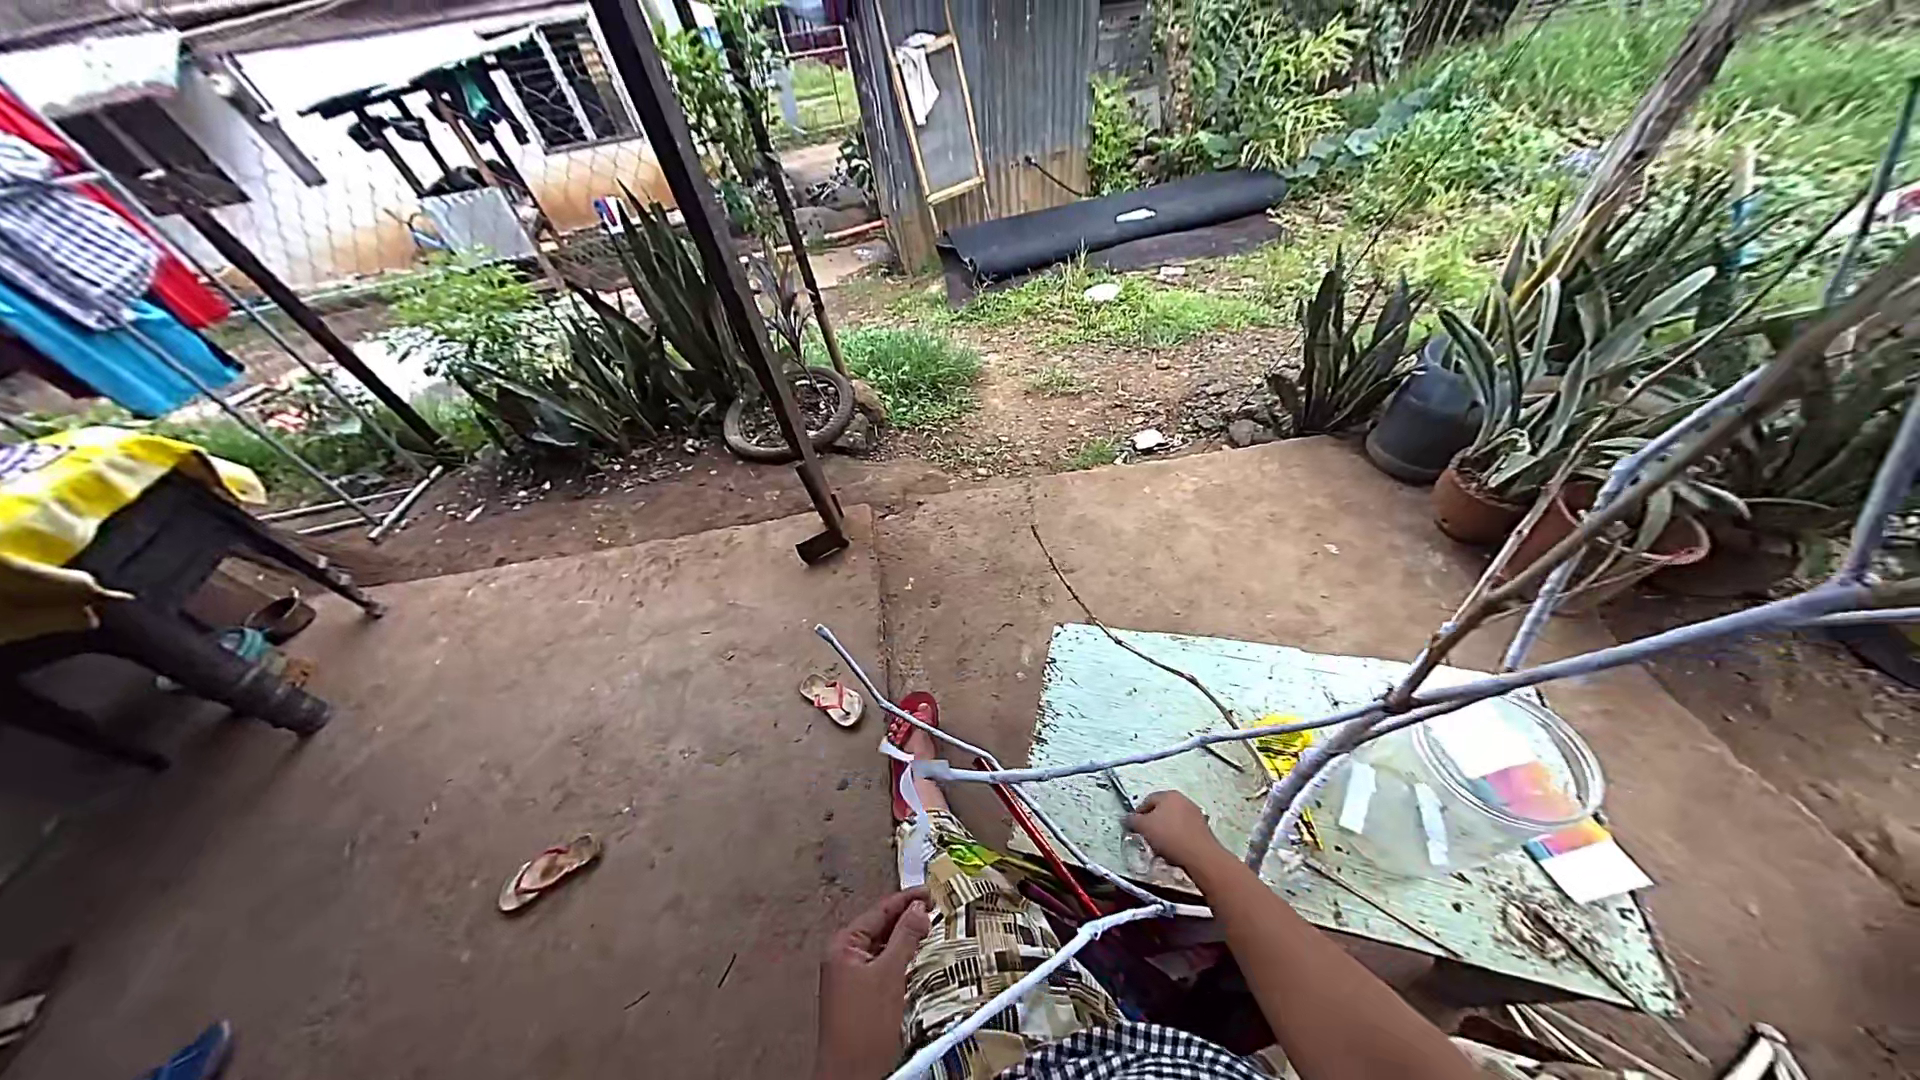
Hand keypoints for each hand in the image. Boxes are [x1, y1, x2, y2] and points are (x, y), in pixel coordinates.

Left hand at [814, 887, 931, 1079]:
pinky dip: (900, 957)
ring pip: (883, 945)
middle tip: (934, 907)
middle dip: (907, 916)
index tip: (929, 892)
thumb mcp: (889, 974)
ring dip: (905, 937)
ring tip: (929, 927)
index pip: (879, 910)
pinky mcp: (860, 993)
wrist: (850, 1078)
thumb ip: (905, 937)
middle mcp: (843, 955)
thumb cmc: (864, 1027)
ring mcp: (850, 975)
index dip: (906, 899)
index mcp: (844, 944)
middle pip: (880, 926)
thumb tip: (918, 907)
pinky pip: (883, 964)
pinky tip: (916, 956)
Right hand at [1127, 791, 1229, 871]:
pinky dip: (1177, 840)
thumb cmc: (1169, 836)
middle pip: (1161, 811)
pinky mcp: (1204, 830)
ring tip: (1161, 848)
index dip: (1138, 815)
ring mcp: (1195, 814)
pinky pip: (1184, 832)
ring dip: (1165, 833)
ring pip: (1173, 823)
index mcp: (1169, 795)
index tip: (1135, 829)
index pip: (1147, 801)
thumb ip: (1132, 821)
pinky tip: (1175, 852)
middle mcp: (1183, 800)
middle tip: (1147, 838)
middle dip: (1152, 825)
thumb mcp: (1144, 827)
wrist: (1201, 857)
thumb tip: (1126, 818)